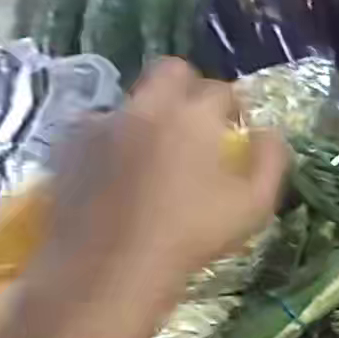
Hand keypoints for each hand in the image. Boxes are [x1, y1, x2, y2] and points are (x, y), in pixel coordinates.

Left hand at [33, 60, 288, 314]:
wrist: (111, 266)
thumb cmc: (195, 233)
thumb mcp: (256, 203)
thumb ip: (271, 159)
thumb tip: (268, 132)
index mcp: (194, 116)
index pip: (221, 89)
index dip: (236, 106)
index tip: (239, 128)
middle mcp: (145, 108)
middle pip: (170, 71)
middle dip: (190, 89)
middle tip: (200, 124)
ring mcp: (100, 124)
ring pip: (133, 101)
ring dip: (151, 117)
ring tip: (158, 155)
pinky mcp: (66, 146)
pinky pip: (99, 128)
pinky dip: (117, 140)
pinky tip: (124, 172)